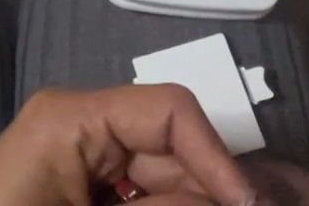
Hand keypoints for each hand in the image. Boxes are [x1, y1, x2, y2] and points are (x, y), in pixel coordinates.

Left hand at [0, 84, 265, 205]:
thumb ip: (163, 205)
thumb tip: (236, 199)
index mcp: (72, 118)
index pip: (168, 111)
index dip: (220, 158)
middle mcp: (81, 127)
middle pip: (172, 152)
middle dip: (210, 191)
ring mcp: (81, 163)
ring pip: (162, 182)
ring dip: (190, 198)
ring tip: (225, 203)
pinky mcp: (83, 193)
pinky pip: (137, 196)